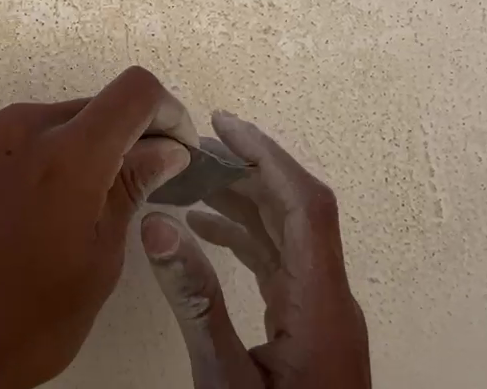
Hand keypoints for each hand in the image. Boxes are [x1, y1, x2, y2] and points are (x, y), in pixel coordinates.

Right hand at [139, 112, 369, 388]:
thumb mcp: (225, 379)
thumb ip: (195, 300)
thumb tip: (156, 222)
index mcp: (321, 306)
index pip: (305, 206)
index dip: (267, 155)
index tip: (223, 123)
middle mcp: (330, 300)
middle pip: (297, 210)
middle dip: (248, 167)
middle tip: (194, 146)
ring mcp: (323, 313)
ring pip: (288, 233)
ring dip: (243, 198)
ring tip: (191, 179)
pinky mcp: (310, 325)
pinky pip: (280, 260)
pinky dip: (243, 234)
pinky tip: (204, 229)